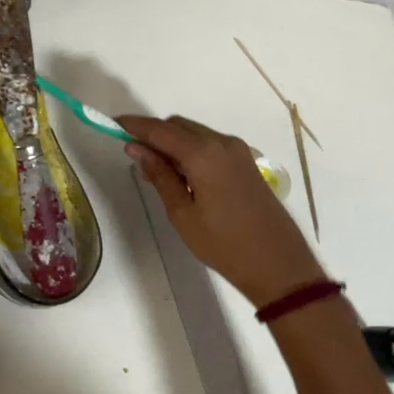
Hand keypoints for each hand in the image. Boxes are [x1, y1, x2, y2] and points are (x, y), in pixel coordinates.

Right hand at [117, 115, 327, 306]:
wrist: (281, 268)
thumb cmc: (225, 245)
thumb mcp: (182, 213)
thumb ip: (159, 175)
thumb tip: (137, 148)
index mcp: (203, 154)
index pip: (160, 130)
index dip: (134, 125)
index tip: (112, 124)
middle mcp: (221, 143)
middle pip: (178, 125)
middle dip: (154, 134)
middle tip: (135, 156)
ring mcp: (238, 151)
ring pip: (195, 133)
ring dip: (173, 142)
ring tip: (159, 170)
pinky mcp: (247, 163)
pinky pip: (211, 144)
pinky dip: (192, 150)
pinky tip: (185, 175)